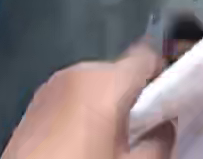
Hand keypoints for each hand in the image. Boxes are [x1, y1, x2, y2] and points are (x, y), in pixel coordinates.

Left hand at [3, 43, 166, 158]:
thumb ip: (159, 145)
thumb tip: (167, 124)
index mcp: (106, 81)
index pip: (147, 55)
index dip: (162, 76)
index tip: (168, 105)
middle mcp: (79, 70)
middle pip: (120, 72)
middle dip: (131, 99)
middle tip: (135, 137)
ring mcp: (52, 84)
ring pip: (94, 84)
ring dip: (105, 106)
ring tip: (103, 145)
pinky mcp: (34, 103)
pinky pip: (71, 97)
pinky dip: (80, 112)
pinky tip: (75, 147)